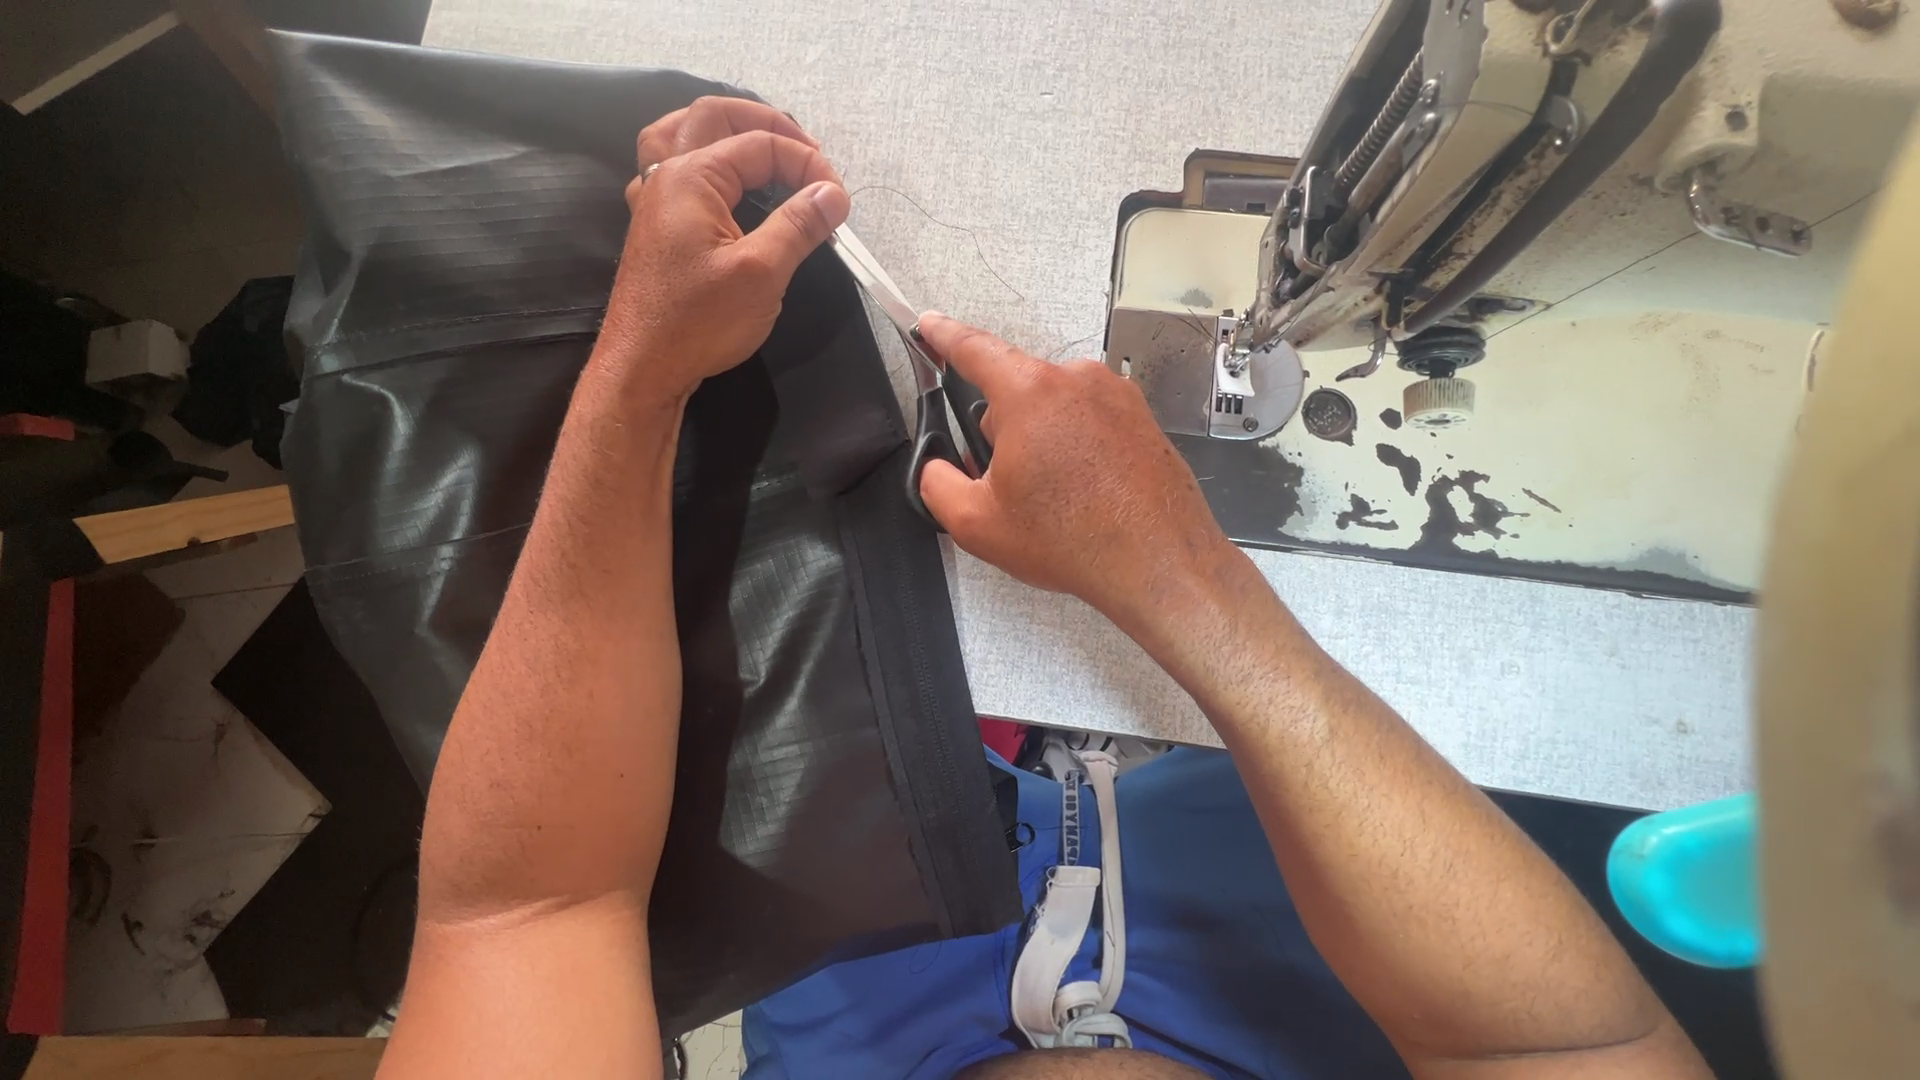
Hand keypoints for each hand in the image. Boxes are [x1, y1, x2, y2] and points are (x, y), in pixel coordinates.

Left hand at [589, 98, 850, 405]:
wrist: (645, 367)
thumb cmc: (699, 321)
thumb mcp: (762, 273)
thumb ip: (798, 226)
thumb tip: (832, 194)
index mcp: (691, 176)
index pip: (760, 146)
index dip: (807, 164)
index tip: (838, 199)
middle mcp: (664, 177)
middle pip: (713, 118)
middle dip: (765, 124)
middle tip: (807, 150)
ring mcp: (653, 203)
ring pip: (682, 136)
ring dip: (724, 131)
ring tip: (759, 146)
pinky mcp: (655, 231)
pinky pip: (672, 171)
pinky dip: (702, 162)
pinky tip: (719, 186)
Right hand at [915, 314, 1238, 628]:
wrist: (1158, 563)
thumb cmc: (1081, 540)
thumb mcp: (977, 523)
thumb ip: (936, 484)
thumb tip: (936, 470)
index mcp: (1031, 393)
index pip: (973, 348)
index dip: (944, 335)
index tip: (933, 325)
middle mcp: (1077, 382)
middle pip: (1015, 392)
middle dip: (1003, 433)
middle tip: (1009, 485)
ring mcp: (1115, 397)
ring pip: (1054, 411)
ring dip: (1043, 445)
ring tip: (1056, 500)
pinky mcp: (1140, 418)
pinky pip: (1090, 423)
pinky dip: (1078, 452)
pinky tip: (1083, 495)